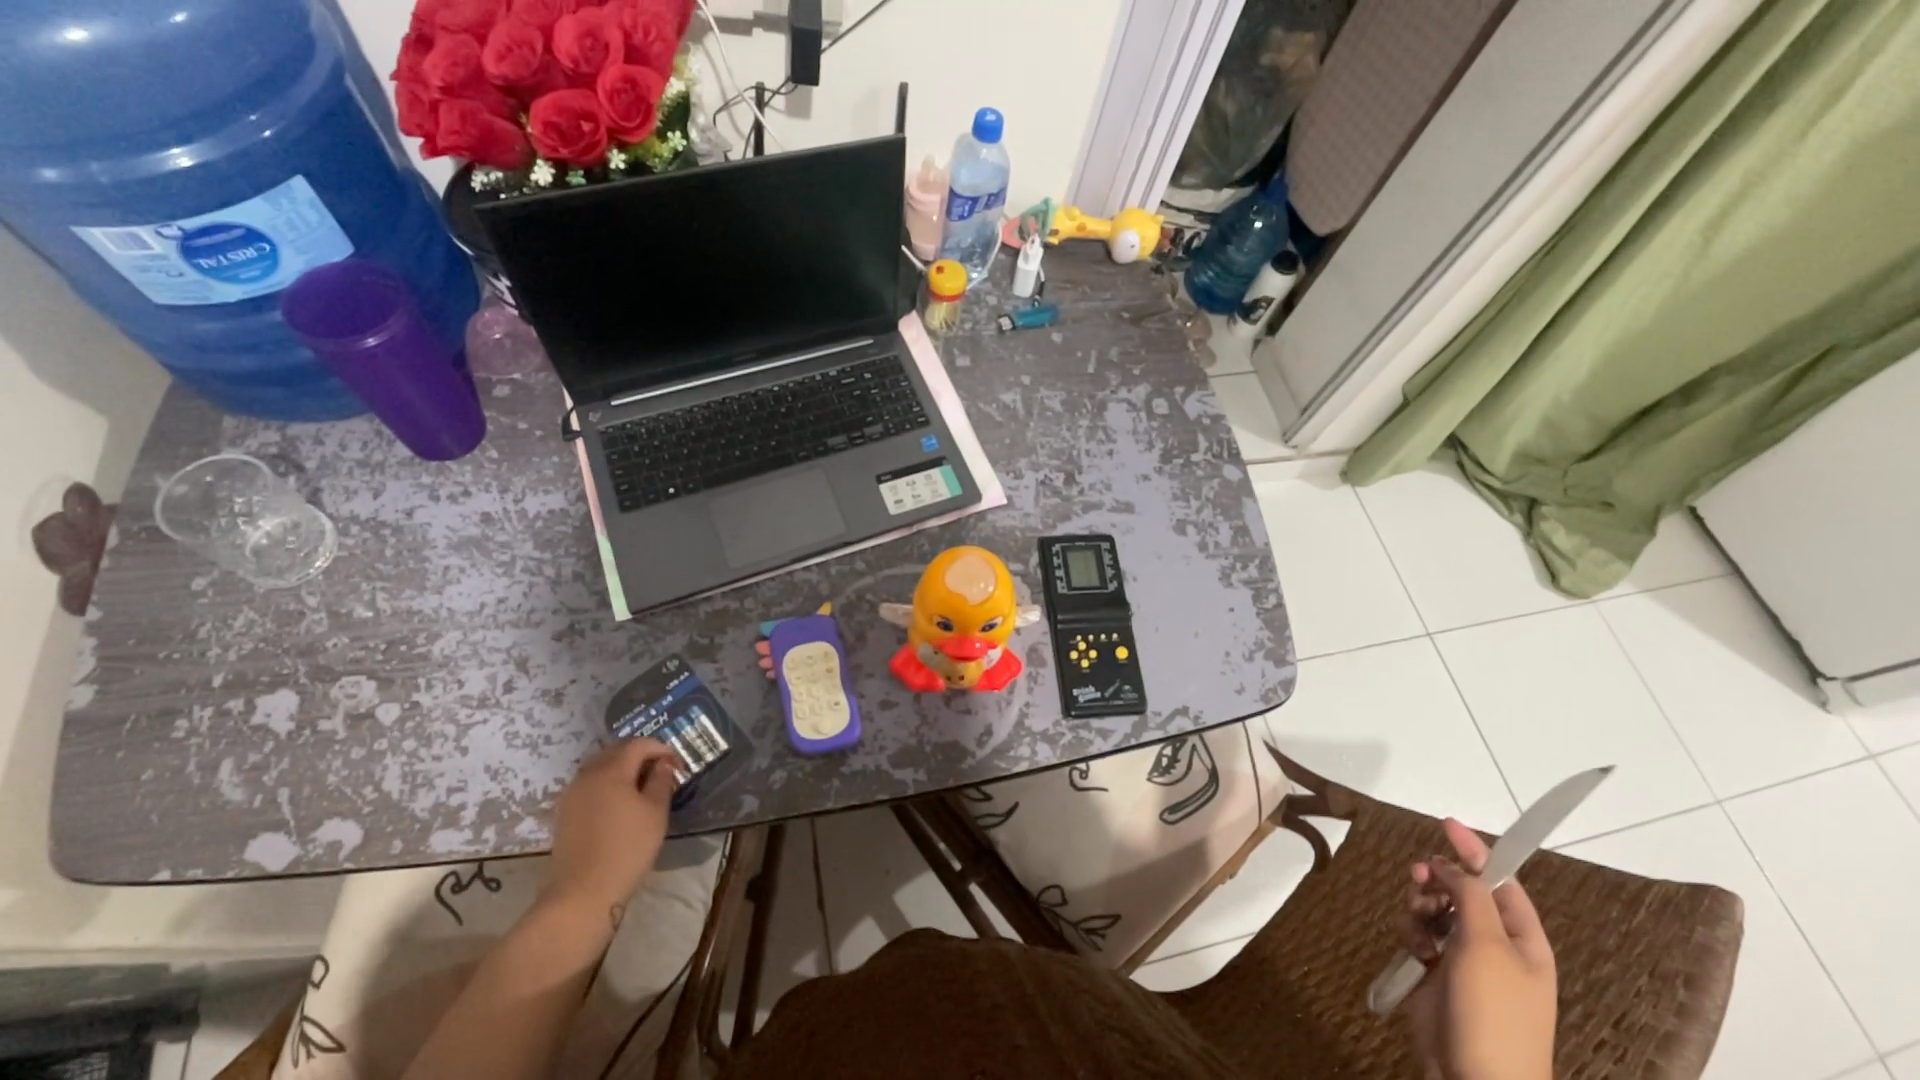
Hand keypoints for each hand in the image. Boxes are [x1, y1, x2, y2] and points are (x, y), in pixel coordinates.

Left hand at [545, 739, 681, 921]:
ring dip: (623, 770)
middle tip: (663, 774)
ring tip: (643, 789)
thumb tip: (663, 763)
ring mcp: (572, 793)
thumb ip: (661, 781)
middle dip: (641, 756)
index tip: (678, 766)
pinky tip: (620, 805)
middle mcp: (587, 775)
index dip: (661, 749)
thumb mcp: (655, 813)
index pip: (638, 744)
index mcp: (610, 770)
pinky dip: (608, 785)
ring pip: (601, 768)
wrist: (582, 892)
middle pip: (616, 751)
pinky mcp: (565, 812)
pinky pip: (590, 785)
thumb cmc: (627, 849)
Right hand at [1402, 818, 1556, 1079]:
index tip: (1445, 822)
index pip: (1500, 880)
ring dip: (1421, 909)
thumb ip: (1469, 896)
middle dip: (1439, 880)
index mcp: (1522, 938)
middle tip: (1418, 876)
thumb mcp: (1486, 945)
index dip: (1475, 851)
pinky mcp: (1435, 977)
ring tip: (1417, 922)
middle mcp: (1494, 945)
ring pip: (1435, 913)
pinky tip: (1414, 949)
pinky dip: (1412, 935)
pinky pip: (1419, 938)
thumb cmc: (1493, 1011)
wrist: (1474, 1079)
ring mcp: (1464, 962)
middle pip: (1462, 893)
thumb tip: (1451, 866)